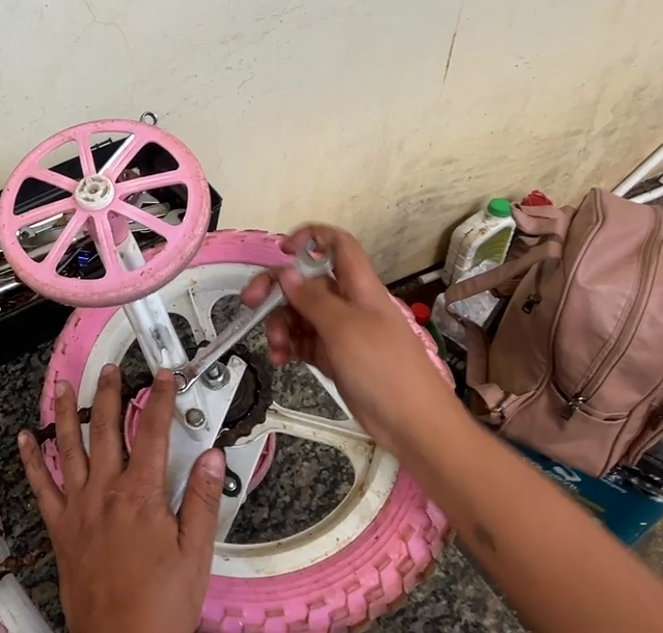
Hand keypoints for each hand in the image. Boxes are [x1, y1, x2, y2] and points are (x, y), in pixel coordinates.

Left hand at [17, 365, 225, 632]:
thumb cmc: (160, 605)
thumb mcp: (195, 555)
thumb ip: (202, 502)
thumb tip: (212, 458)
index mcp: (141, 495)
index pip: (153, 433)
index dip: (160, 400)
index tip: (164, 377)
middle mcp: (106, 492)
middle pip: (106, 429)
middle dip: (109, 394)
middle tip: (111, 369)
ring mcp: (79, 506)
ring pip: (68, 446)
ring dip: (64, 412)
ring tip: (61, 385)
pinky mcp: (60, 526)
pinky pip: (41, 485)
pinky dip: (31, 459)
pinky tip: (24, 438)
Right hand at [239, 223, 460, 452]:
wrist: (413, 425)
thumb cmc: (384, 368)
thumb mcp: (343, 328)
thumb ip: (311, 298)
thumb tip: (286, 271)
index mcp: (358, 286)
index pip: (337, 245)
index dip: (311, 238)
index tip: (283, 250)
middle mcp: (347, 303)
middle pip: (305, 281)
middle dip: (276, 288)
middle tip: (250, 302)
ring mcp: (339, 331)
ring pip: (297, 313)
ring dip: (279, 325)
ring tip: (276, 348)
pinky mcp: (332, 356)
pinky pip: (300, 340)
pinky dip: (286, 346)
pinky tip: (280, 359)